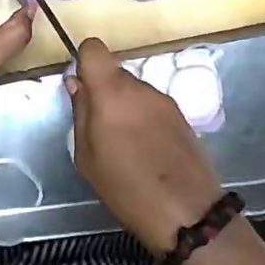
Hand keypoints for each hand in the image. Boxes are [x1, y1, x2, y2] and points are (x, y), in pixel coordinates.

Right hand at [69, 38, 222, 254]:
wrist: (189, 215)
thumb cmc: (126, 187)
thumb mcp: (86, 156)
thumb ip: (80, 113)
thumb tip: (76, 83)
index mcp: (111, 92)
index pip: (94, 49)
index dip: (85, 62)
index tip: (82, 89)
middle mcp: (140, 87)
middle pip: (114, 72)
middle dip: (104, 91)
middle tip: (100, 127)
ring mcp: (164, 100)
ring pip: (134, 90)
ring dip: (125, 106)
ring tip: (125, 144)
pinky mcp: (182, 116)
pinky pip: (151, 106)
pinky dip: (143, 119)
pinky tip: (146, 150)